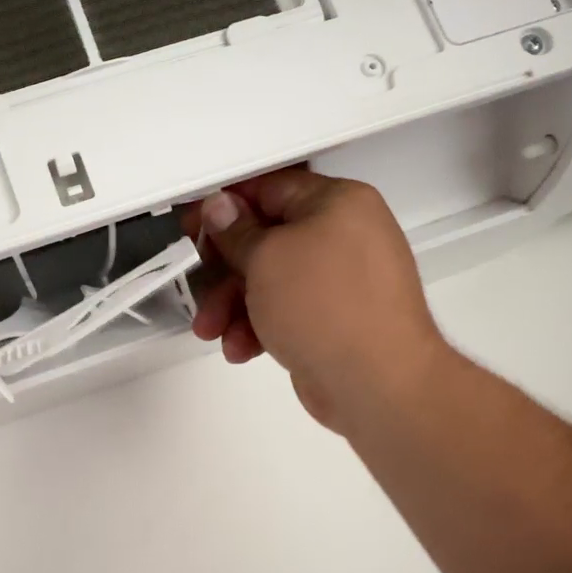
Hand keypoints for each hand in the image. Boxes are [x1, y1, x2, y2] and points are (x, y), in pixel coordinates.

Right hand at [187, 168, 448, 434]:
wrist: (376, 384)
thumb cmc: (327, 308)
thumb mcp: (265, 259)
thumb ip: (236, 232)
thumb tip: (221, 208)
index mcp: (338, 202)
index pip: (270, 188)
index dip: (226, 206)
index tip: (194, 224)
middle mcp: (345, 236)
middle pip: (267, 239)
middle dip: (225, 269)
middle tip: (197, 281)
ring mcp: (342, 281)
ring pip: (272, 280)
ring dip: (235, 305)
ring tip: (212, 330)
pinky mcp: (336, 320)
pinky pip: (287, 311)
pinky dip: (259, 326)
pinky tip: (241, 348)